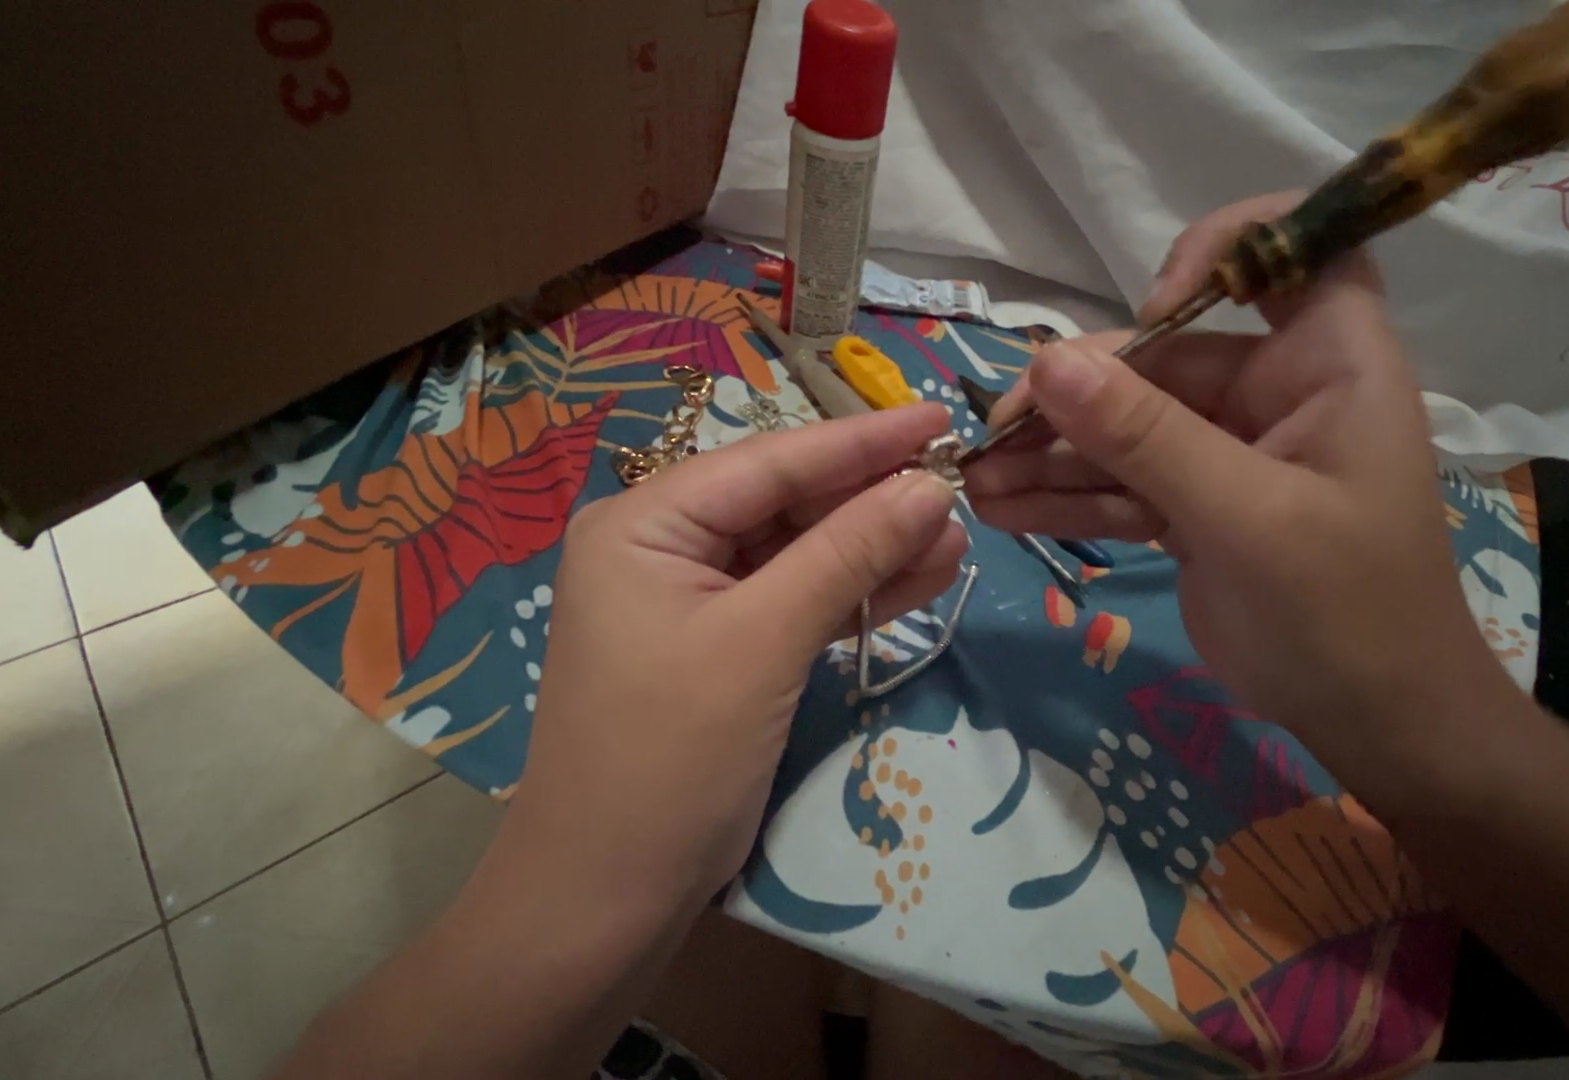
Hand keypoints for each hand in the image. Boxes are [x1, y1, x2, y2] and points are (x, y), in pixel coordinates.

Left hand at [505, 405, 966, 909]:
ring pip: (802, 555)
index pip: (771, 462)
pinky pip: (798, 603)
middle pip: (788, 504)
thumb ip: (847, 555)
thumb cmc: (670, 757)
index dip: (862, 440)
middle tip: (958, 491)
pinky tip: (922, 579)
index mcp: (646, 522)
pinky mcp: (726, 646)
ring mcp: (697, 599)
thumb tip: (928, 487)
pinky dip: (855, 596)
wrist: (610, 895)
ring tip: (956, 540)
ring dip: (876, 550)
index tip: (938, 416)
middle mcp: (666, 546)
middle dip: (874, 503)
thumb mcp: (763, 642)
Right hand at [964, 192, 1508, 758]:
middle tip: (993, 435)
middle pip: (1161, 362)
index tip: (1152, 307)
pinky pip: (1118, 485)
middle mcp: (1272, 394)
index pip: (1298, 253)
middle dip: (1073, 397)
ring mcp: (1223, 453)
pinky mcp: (1189, 505)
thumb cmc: (1341, 610)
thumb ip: (1147, 438)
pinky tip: (1004, 511)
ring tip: (976, 482)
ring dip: (1050, 455)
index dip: (1226, 252)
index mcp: (1327, 365)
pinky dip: (1066, 498)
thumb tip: (1048, 363)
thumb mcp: (1245, 517)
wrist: (1367, 720)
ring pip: (1124, 430)